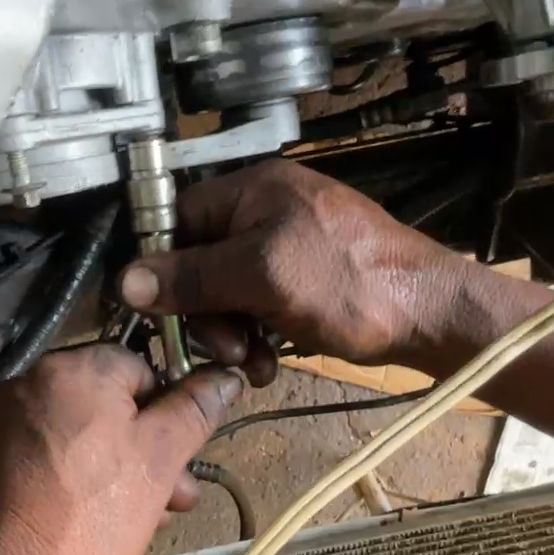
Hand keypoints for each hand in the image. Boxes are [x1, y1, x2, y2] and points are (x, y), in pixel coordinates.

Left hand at [0, 345, 244, 554]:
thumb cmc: (94, 515)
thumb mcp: (160, 459)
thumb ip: (195, 410)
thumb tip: (226, 377)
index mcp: (75, 367)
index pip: (143, 367)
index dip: (170, 411)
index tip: (181, 457)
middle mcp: (34, 379)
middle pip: (112, 402)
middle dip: (151, 447)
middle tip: (175, 495)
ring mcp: (7, 417)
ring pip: (85, 430)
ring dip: (122, 464)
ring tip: (146, 514)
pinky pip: (53, 449)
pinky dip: (81, 472)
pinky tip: (100, 513)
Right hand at [116, 160, 468, 379]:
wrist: (431, 315)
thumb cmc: (349, 285)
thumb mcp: (263, 278)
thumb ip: (192, 277)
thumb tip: (123, 280)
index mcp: (252, 191)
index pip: (178, 221)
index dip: (162, 267)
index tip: (158, 314)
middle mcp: (264, 212)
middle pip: (200, 263)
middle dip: (206, 314)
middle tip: (226, 349)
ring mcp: (285, 248)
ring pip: (227, 293)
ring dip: (231, 334)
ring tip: (254, 363)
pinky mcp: (301, 282)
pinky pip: (256, 307)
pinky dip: (256, 338)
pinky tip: (269, 363)